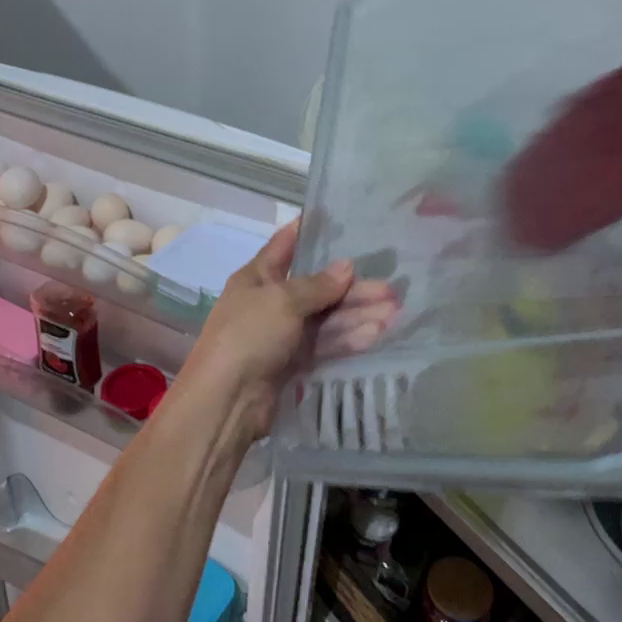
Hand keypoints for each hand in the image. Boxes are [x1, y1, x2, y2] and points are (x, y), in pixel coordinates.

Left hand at [179, 219, 398, 439]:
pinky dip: (349, 338)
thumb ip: (317, 285)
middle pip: (317, 287)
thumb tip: (347, 266)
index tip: (341, 219)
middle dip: (353, 287)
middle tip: (391, 287)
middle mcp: (270, 302)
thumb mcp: (282, 301)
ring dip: (359, 314)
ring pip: (327, 317)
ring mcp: (283, 334)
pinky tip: (377, 334)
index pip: (286, 245)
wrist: (226, 401)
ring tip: (395, 312)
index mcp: (257, 277)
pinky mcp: (294, 364)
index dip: (310, 231)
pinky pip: (326, 344)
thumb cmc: (248, 336)